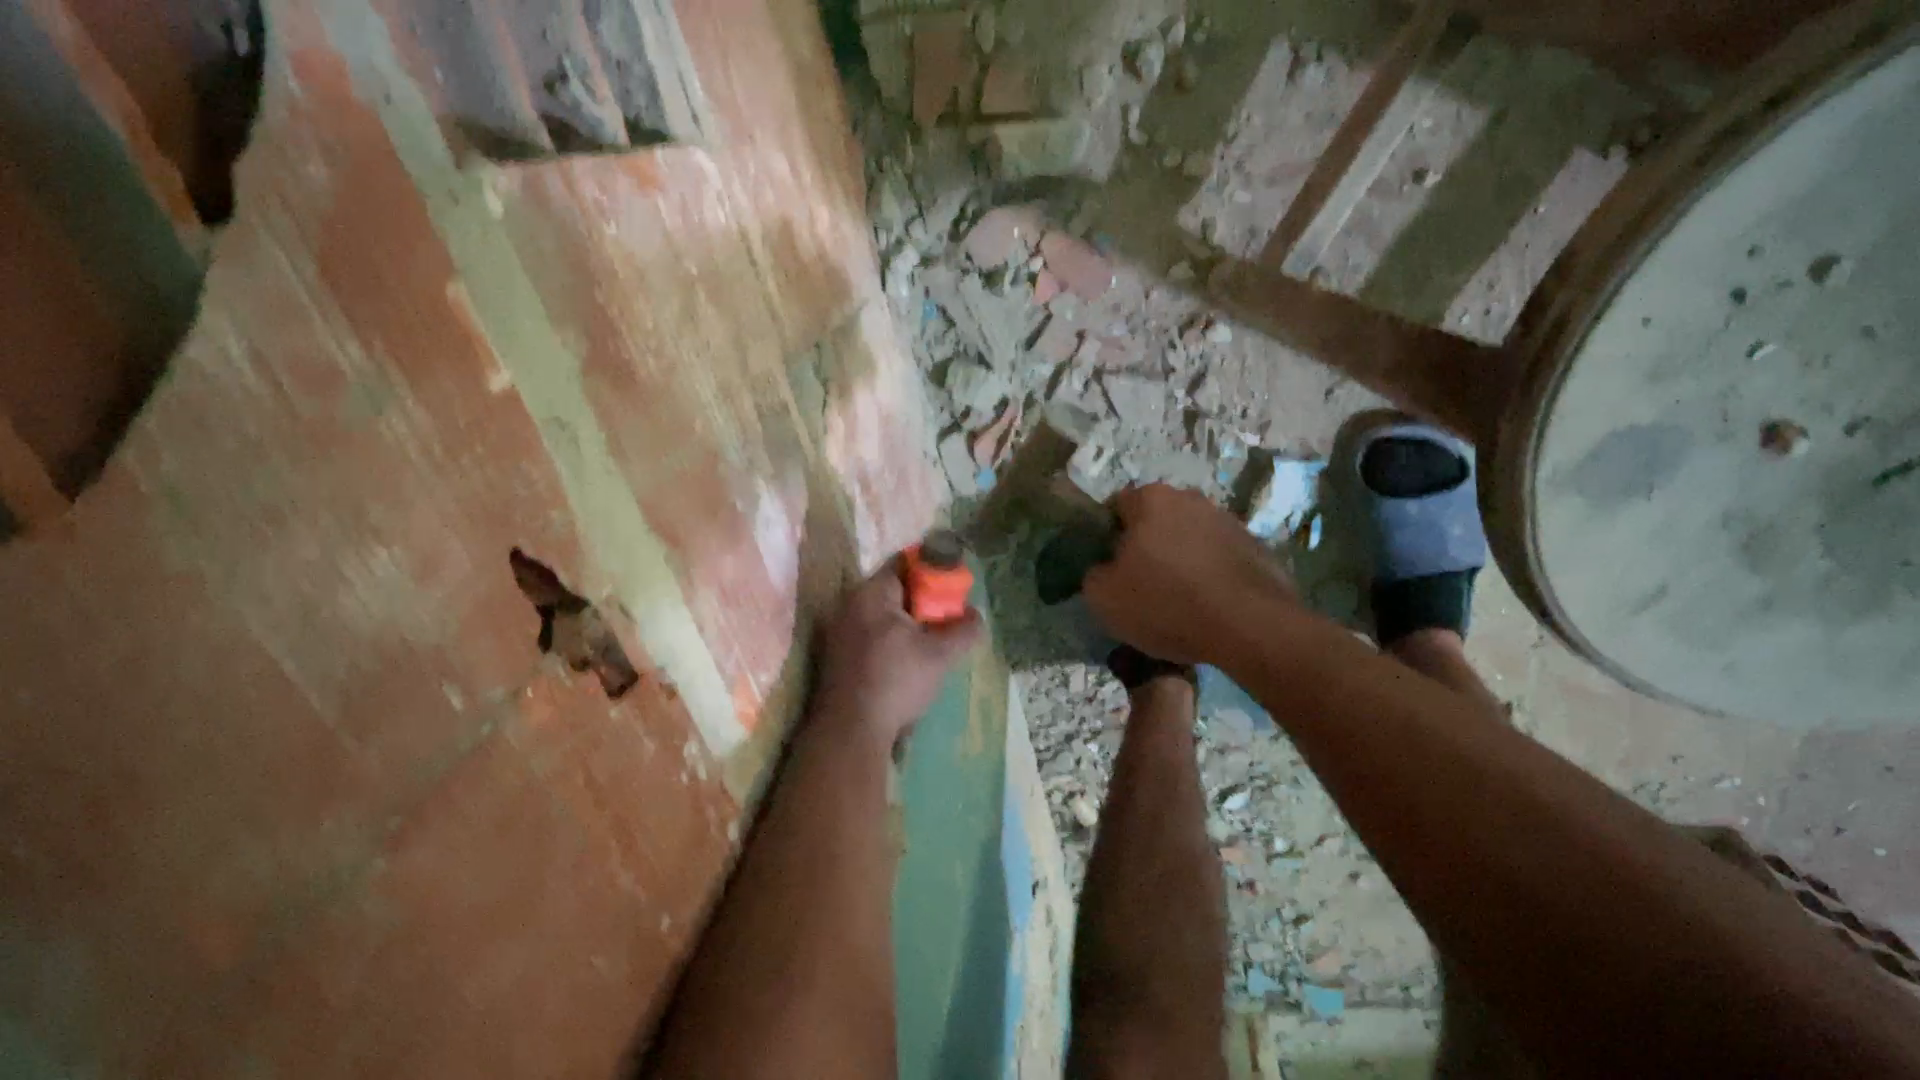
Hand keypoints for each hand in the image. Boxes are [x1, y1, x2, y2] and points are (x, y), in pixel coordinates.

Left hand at [811, 556, 982, 746]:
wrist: (851, 731)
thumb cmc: (896, 681)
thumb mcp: (940, 654)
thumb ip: (963, 630)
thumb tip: (976, 616)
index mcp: (870, 593)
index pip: (905, 562)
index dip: (934, 568)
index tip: (955, 587)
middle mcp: (849, 605)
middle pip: (895, 589)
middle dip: (925, 601)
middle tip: (949, 618)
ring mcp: (839, 632)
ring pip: (884, 616)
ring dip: (910, 625)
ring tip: (934, 645)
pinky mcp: (837, 657)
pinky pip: (872, 636)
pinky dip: (893, 642)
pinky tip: (910, 665)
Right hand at [1082, 484, 1295, 665]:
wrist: (1249, 626)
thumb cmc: (1166, 603)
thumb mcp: (1104, 598)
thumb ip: (1093, 574)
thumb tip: (1103, 570)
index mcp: (1151, 499)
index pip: (1116, 507)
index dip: (1107, 538)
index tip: (1110, 569)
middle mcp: (1190, 498)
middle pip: (1156, 520)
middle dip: (1147, 546)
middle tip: (1142, 586)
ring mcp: (1228, 520)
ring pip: (1189, 537)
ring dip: (1181, 559)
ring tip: (1180, 600)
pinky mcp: (1255, 546)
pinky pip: (1219, 556)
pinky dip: (1210, 573)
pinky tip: (1209, 605)